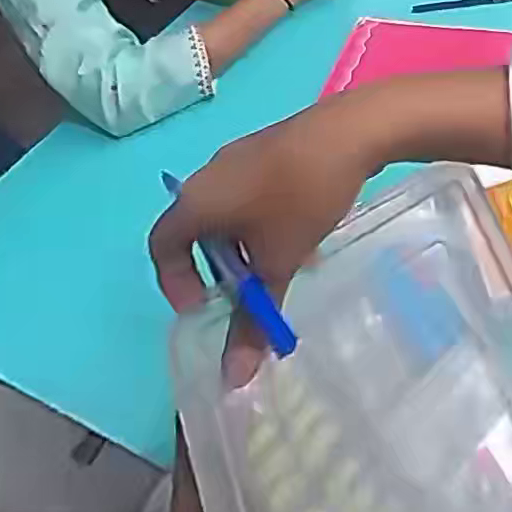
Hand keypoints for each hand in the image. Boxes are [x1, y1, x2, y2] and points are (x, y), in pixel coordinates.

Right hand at [148, 95, 378, 352]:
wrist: (350, 130)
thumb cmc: (302, 197)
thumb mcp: (278, 262)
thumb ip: (252, 319)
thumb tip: (233, 381)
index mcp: (196, 200)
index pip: (161, 247)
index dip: (176, 283)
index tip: (208, 306)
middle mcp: (210, 173)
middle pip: (198, 230)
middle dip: (224, 267)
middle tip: (253, 288)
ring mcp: (241, 154)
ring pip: (232, 211)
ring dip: (250, 244)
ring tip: (287, 263)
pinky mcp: (271, 144)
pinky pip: (255, 190)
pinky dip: (267, 218)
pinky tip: (305, 229)